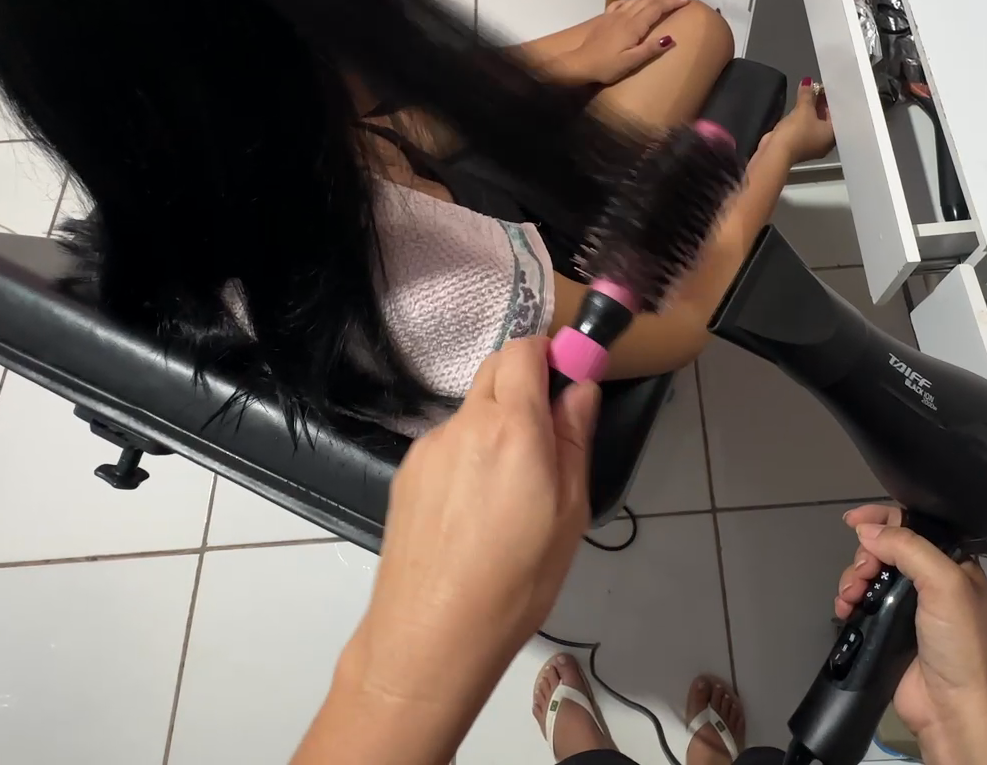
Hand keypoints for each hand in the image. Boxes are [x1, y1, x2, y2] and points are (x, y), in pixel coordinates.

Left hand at [349, 338, 599, 706]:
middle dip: (524, 381)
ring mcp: (429, 446)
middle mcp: (464, 423)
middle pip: (495, 369)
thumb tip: (581, 388)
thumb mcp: (569, 511)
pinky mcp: (406, 472)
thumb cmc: (518, 578)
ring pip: (471, 408)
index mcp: (511, 426)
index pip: (523, 349)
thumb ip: (574, 437)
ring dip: (496, 421)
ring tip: (506, 487)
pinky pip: (447, 441)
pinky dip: (468, 451)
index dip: (549, 352)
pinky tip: (471, 507)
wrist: (430, 638)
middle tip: (546, 431)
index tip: (568, 378)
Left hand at [555, 0, 690, 84]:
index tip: (686, 1)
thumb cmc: (605, 66)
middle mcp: (625, 16)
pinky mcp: (606, 19)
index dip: (672, 3)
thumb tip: (671, 38)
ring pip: (636, 0)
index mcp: (633, 26)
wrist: (579, 63)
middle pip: (648, 1)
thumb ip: (650, 49)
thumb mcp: (630, 62)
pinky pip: (623, 3)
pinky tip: (635, 0)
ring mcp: (614, 15)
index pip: (657, 9)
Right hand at [762, 77, 835, 163]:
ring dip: (811, 111)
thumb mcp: (803, 109)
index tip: (826, 88)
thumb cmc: (796, 133)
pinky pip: (804, 129)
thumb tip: (808, 81)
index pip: (837, 114)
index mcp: (832, 135)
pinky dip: (802, 119)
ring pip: (814, 124)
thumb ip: (807, 94)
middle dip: (821, 105)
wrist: (775, 152)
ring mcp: (811, 145)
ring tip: (807, 95)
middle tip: (817, 89)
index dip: (831, 100)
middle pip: (826, 119)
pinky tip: (798, 108)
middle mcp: (824, 142)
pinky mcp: (798, 146)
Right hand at [834, 506, 986, 764]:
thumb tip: (866, 530)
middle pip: (884, 547)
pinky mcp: (888, 629)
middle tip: (863, 573)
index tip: (854, 520)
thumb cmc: (960, 646)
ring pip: (869, 573)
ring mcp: (907, 606)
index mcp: (952, 564)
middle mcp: (930, 581)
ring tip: (850, 596)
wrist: (954, 712)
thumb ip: (908, 547)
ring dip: (853, 578)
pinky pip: (861, 601)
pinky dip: (848, 600)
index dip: (882, 518)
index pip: (913, 524)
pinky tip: (845, 608)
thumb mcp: (945, 584)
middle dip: (865, 554)